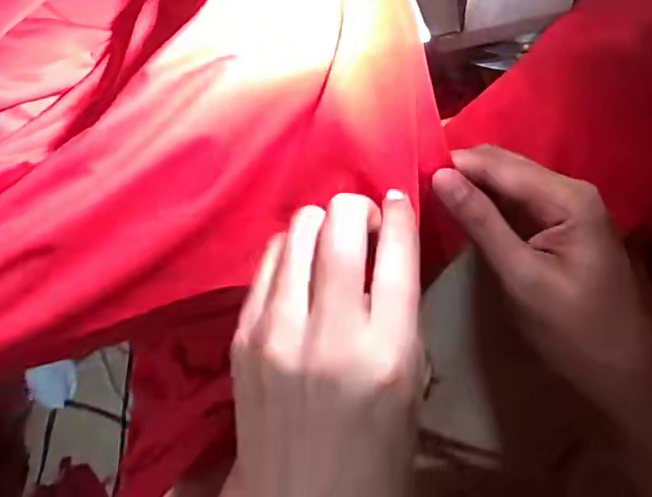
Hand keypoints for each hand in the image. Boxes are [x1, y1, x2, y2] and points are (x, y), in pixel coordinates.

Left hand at [230, 191, 422, 496]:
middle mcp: (329, 335)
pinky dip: (290, 250)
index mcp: (385, 353)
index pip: (396, 253)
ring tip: (330, 241)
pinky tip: (300, 267)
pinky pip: (268, 259)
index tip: (395, 202)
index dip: (398, 213)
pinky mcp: (243, 335)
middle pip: (341, 224)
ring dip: (322, 222)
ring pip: (299, 229)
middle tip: (364, 223)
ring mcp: (277, 332)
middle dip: (357, 207)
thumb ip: (400, 312)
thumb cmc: (373, 450)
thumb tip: (387, 242)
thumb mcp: (409, 384)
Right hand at [432, 147, 651, 496]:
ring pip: (508, 180)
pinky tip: (461, 207)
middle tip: (413, 177)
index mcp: (568, 197)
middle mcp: (570, 189)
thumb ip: (481, 223)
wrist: (634, 384)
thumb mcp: (523, 280)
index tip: (409, 165)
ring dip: (471, 184)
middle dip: (460, 169)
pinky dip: (488, 202)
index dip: (453, 161)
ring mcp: (569, 206)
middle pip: (504, 165)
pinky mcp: (562, 224)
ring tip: (428, 188)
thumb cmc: (579, 336)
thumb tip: (439, 175)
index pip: (498, 163)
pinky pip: (517, 200)